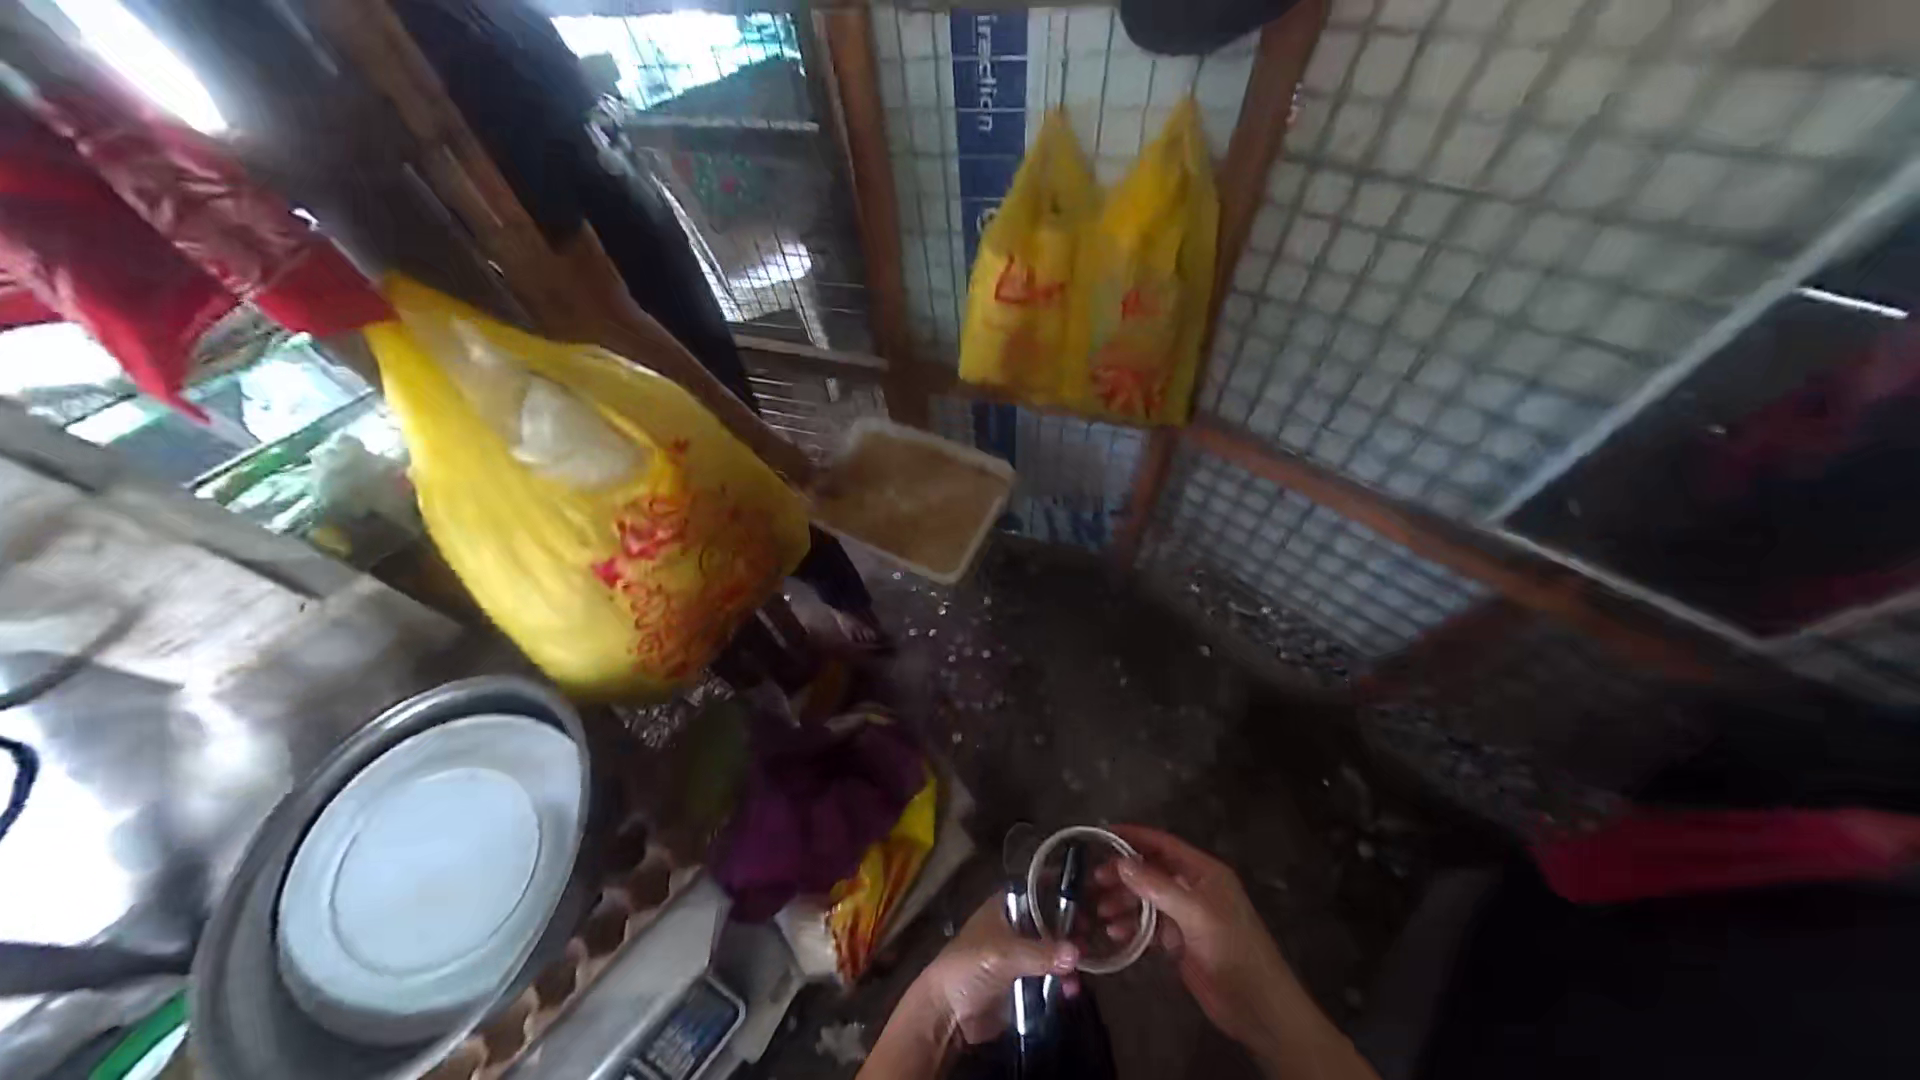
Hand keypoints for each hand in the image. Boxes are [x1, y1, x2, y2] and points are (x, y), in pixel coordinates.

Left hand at [910, 895, 1079, 1044]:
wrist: (947, 1014)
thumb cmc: (969, 967)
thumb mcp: (1003, 955)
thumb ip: (1039, 953)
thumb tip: (1076, 953)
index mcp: (1006, 906)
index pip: (1039, 889)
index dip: (1061, 893)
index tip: (1086, 900)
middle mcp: (1017, 925)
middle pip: (1052, 921)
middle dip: (1070, 930)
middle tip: (1089, 940)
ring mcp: (1022, 954)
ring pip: (1054, 950)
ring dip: (1069, 960)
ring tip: (1080, 972)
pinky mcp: (1026, 982)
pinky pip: (1051, 976)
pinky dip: (1063, 981)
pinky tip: (1071, 990)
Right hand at [1090, 826, 1296, 1053]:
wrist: (1260, 1009)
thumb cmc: (1234, 952)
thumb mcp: (1197, 915)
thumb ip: (1159, 887)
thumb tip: (1122, 863)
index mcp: (1204, 872)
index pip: (1164, 844)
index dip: (1135, 837)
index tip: (1103, 833)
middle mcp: (1194, 888)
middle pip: (1151, 871)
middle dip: (1123, 875)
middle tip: (1095, 881)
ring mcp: (1187, 915)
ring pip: (1148, 900)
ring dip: (1124, 903)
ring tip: (1101, 912)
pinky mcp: (1181, 941)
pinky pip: (1150, 926)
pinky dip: (1132, 928)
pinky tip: (1116, 934)